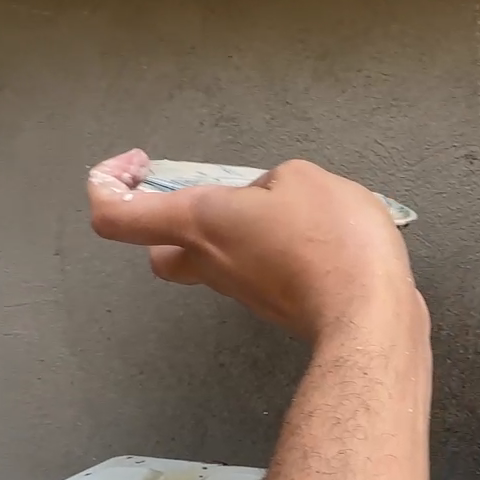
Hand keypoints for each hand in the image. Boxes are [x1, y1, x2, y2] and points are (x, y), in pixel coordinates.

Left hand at [86, 150, 419, 342]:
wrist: (371, 315)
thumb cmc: (332, 242)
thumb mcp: (304, 179)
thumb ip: (271, 183)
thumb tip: (268, 202)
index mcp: (202, 222)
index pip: (115, 216)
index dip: (108, 184)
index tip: (138, 164)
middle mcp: (213, 263)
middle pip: (162, 254)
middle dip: (174, 226)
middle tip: (209, 203)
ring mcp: (246, 293)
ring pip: (216, 264)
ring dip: (238, 235)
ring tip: (288, 213)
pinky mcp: (279, 308)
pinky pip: (261, 275)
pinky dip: (275, 255)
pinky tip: (317, 241)